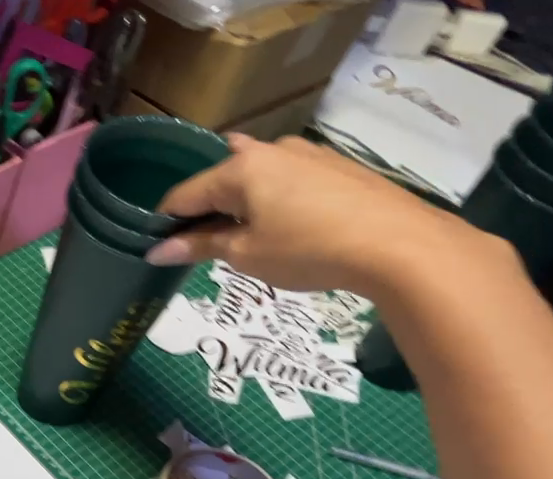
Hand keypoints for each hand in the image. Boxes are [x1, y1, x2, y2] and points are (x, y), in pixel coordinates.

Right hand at [143, 134, 513, 298]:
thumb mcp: (244, 253)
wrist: (396, 243)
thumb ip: (199, 247)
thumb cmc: (307, 249)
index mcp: (239, 167)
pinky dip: (266, 201)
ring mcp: (304, 154)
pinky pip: (281, 180)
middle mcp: (268, 149)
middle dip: (201, 210)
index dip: (164, 223)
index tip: (156, 249)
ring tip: (235, 239)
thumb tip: (156, 252)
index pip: (183, 194)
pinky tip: (275, 228)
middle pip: (218, 179)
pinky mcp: (331, 166)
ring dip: (235, 205)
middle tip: (195, 247)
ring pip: (252, 177)